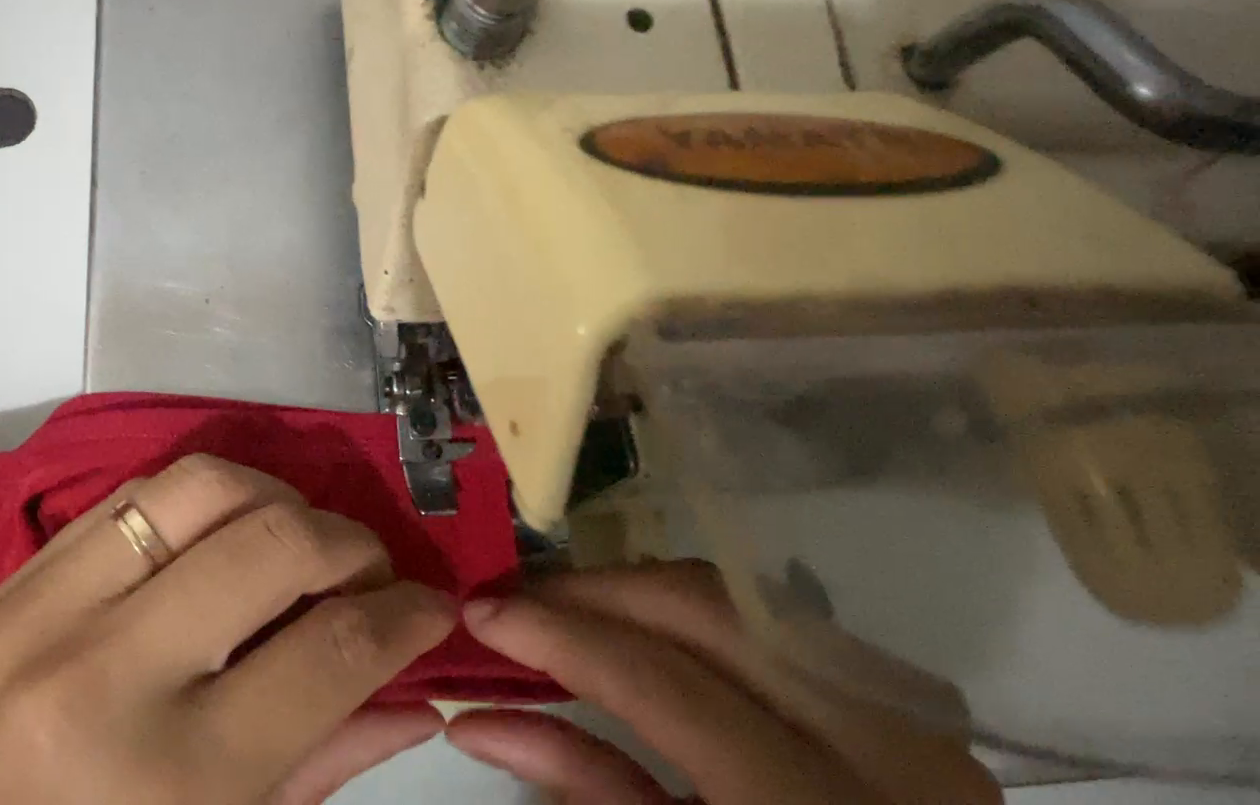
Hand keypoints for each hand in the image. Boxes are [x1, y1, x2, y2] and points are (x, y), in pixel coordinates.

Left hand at [0, 454, 456, 804]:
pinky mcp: (17, 575)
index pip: (334, 650)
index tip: (432, 610)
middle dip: (354, 547)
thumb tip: (416, 694)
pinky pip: (134, 494)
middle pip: (277, 542)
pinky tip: (222, 535)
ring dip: (279, 498)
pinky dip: (202, 501)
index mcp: (174, 776)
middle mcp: (111, 670)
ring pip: (203, 484)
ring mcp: (52, 606)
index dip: (408, 619)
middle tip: (371, 576)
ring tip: (300, 541)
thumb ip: (322, 766)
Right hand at [449, 561, 1000, 804]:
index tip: (480, 613)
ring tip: (560, 606)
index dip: (559, 637)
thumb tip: (474, 720)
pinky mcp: (898, 690)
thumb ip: (583, 785)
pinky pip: (765, 614)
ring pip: (735, 594)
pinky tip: (634, 623)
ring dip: (633, 590)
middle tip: (512, 598)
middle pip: (700, 607)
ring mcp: (900, 707)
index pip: (659, 683)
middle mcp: (875, 741)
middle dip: (590, 589)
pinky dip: (684, 609)